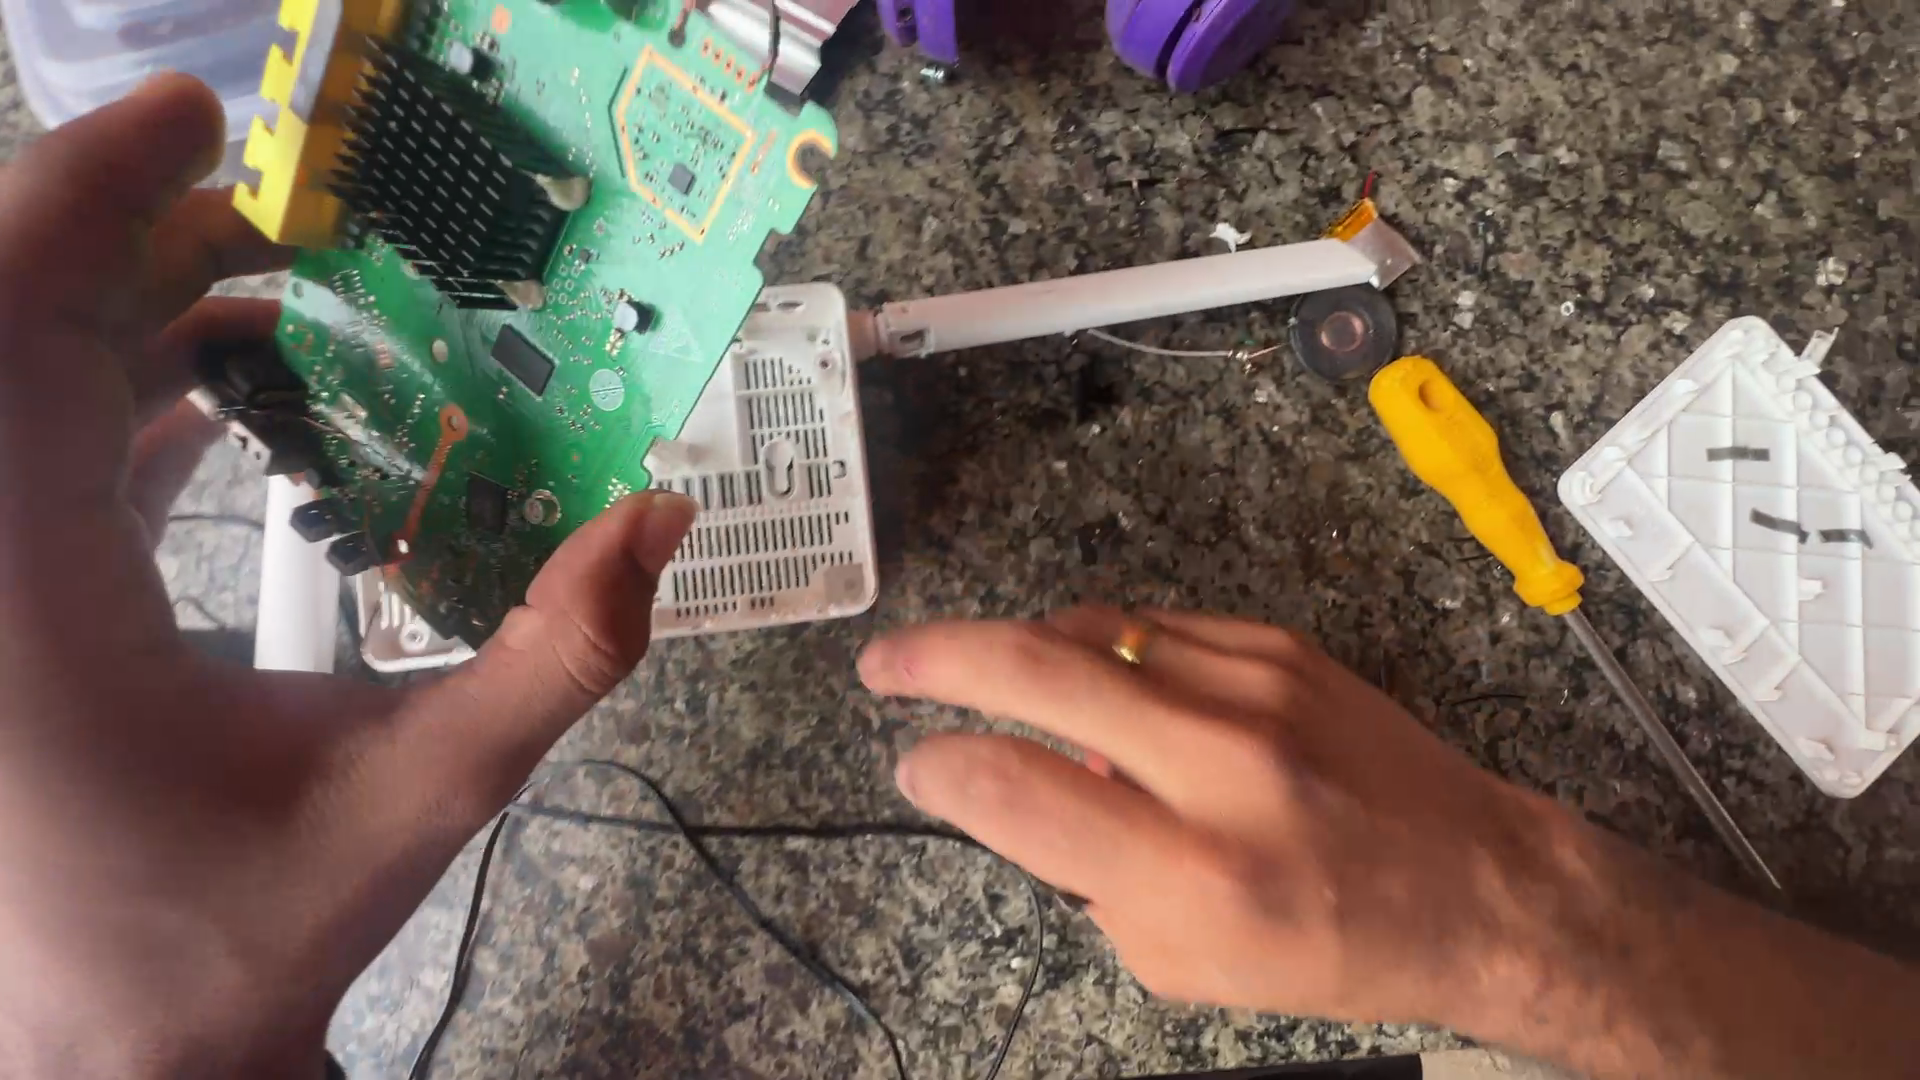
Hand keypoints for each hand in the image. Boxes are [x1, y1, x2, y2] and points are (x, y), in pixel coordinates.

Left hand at [0, 77, 695, 1077]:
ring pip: (2, 401)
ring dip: (116, 320)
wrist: (119, 1045)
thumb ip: (571, 648)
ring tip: (260, 292)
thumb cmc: (271, 912)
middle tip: (265, 207)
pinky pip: (24, 465)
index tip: (194, 126)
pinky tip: (213, 403)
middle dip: (114, 242)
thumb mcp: (448, 780)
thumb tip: (662, 515)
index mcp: (22, 608)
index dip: (80, 203)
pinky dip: (105, 403)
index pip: (7, 345)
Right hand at [859, 607, 1569, 1026]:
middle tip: (882, 664)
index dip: (944, 770)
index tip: (913, 762)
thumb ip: (1087, 871)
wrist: (1476, 879)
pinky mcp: (1273, 644)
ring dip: (1015, 647)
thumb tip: (1014, 782)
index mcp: (1200, 874)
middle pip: (1043, 675)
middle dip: (938, 659)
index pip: (1025, 793)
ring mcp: (1253, 685)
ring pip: (1086, 630)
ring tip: (984, 669)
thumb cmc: (1326, 943)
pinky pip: (1144, 625)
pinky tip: (1083, 668)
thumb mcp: (1187, 963)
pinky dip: (1090, 644)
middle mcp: (1223, 764)